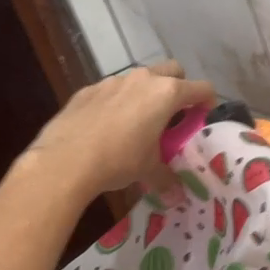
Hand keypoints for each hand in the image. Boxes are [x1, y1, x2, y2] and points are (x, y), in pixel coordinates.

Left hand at [18, 61, 215, 200]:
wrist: (62, 163)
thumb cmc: (118, 160)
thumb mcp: (149, 170)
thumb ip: (166, 177)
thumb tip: (176, 198)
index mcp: (167, 94)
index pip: (202, 89)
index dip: (207, 103)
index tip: (202, 119)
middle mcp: (144, 80)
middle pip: (173, 71)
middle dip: (178, 87)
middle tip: (172, 114)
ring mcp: (113, 82)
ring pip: (139, 79)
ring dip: (145, 94)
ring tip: (137, 122)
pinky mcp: (87, 90)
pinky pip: (111, 91)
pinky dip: (116, 102)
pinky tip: (106, 126)